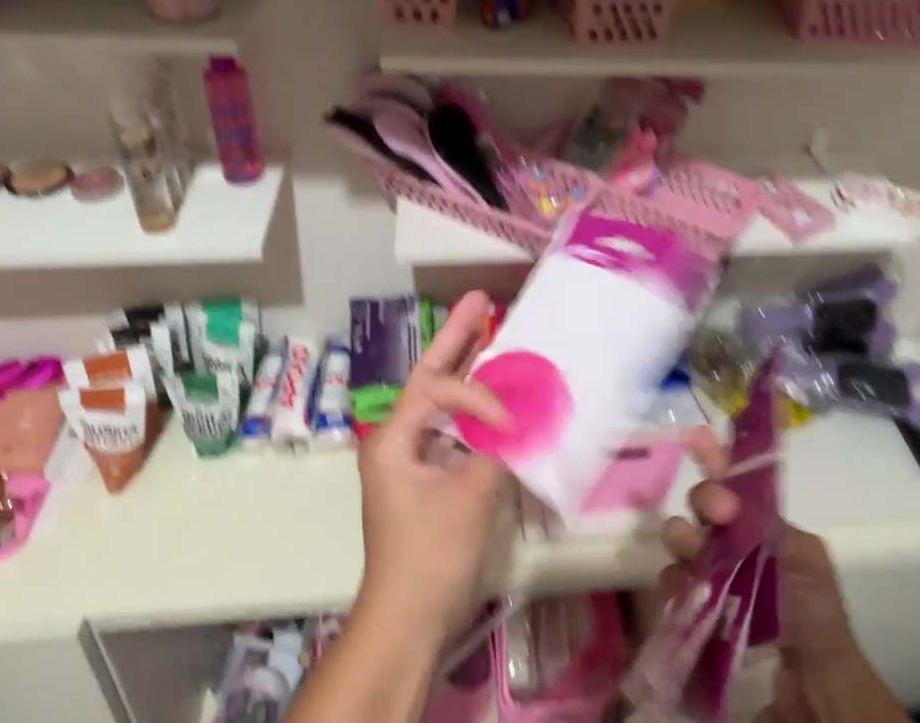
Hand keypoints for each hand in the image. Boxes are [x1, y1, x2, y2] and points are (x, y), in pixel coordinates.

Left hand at [356, 291, 512, 643]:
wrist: (409, 620)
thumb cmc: (430, 556)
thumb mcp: (469, 499)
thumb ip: (499, 450)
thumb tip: (527, 415)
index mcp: (393, 439)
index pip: (439, 390)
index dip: (481, 395)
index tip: (512, 422)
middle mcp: (399, 440)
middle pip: (431, 378)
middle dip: (457, 339)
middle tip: (479, 298)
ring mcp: (414, 459)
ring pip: (445, 404)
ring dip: (470, 371)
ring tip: (489, 329)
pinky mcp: (432, 479)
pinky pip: (457, 433)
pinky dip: (480, 414)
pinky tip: (503, 395)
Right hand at [660, 433, 885, 722]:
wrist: (808, 680)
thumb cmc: (813, 613)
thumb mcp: (804, 556)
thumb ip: (767, 520)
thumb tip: (731, 494)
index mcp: (758, 524)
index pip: (731, 480)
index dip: (714, 456)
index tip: (698, 436)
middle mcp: (728, 542)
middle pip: (701, 504)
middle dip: (706, 497)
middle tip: (720, 510)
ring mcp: (706, 573)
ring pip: (679, 537)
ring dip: (685, 536)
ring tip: (697, 550)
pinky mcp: (688, 606)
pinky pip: (670, 582)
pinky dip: (676, 580)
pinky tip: (688, 587)